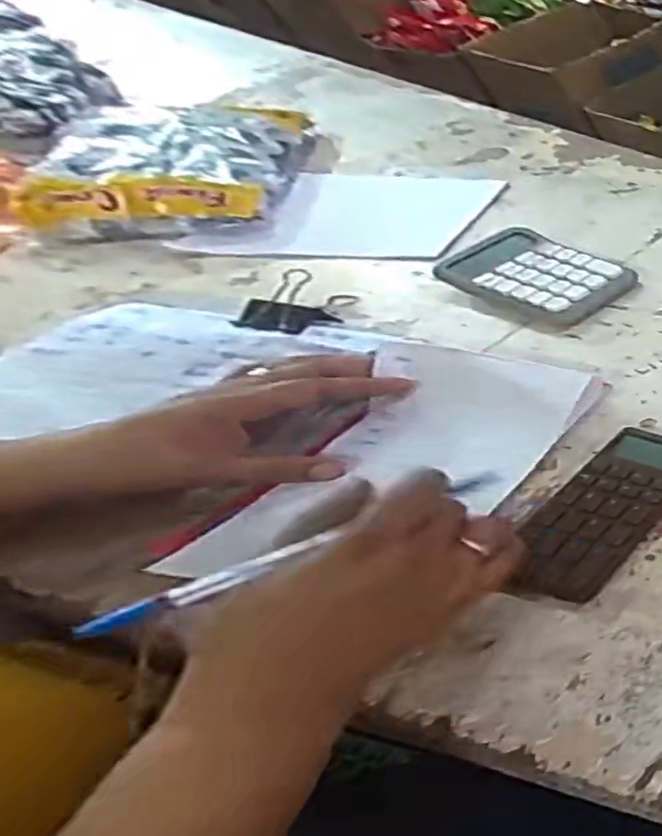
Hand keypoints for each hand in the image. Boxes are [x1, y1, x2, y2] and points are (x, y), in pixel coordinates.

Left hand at [42, 355, 412, 500]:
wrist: (85, 458)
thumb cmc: (153, 464)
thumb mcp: (220, 472)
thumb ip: (282, 470)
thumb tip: (342, 468)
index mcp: (247, 401)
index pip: (319, 387)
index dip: (364, 384)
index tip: (403, 383)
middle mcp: (240, 387)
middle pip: (306, 367)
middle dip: (351, 365)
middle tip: (390, 366)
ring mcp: (226, 388)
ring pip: (286, 366)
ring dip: (325, 363)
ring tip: (355, 364)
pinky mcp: (216, 396)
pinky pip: (267, 373)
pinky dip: (294, 369)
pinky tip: (296, 374)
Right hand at [176, 469, 523, 728]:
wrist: (275, 696)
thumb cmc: (254, 629)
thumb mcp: (276, 558)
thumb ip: (325, 517)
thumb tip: (365, 486)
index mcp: (371, 540)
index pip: (426, 487)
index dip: (419, 483)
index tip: (403, 492)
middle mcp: (418, 557)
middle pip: (455, 509)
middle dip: (436, 509)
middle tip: (411, 523)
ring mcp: (444, 584)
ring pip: (488, 531)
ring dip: (472, 528)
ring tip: (446, 538)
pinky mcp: (455, 610)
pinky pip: (502, 567)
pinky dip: (503, 551)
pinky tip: (482, 550)